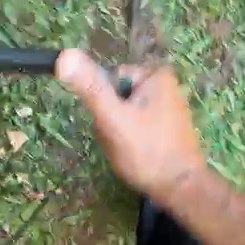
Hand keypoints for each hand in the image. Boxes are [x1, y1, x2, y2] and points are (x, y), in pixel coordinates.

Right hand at [55, 49, 206, 199]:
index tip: (113, 125)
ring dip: (118, 134)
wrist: (180, 190)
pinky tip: (139, 156)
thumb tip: (64, 55)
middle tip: (122, 142)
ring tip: (130, 151)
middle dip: (111, 121)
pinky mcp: (167, 127)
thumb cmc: (147, 152)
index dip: (104, 104)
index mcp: (156, 74)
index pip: (109, 80)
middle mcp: (166, 85)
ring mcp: (167, 107)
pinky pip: (136, 127)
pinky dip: (131, 142)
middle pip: (116, 97)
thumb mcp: (113, 118)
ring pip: (123, 115)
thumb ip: (90, 88)